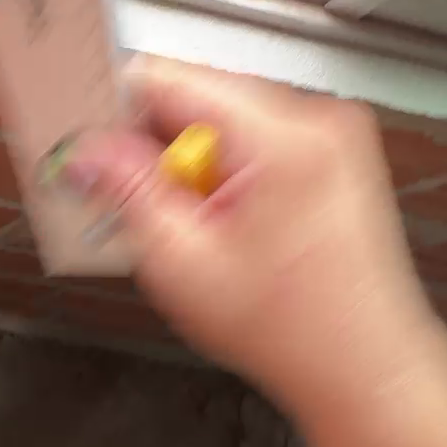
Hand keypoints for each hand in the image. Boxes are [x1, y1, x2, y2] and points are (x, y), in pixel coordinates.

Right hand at [65, 57, 443, 419]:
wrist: (362, 367)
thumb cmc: (288, 327)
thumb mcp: (180, 260)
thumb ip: (126, 191)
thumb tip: (85, 149)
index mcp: (282, 137)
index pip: (169, 78)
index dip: (113, 108)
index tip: (83, 143)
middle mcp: (315, 121)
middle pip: (194, 100)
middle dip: (149, 149)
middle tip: (125, 203)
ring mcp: (327, 138)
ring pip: (217, 125)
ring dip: (181, 169)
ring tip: (179, 226)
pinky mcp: (326, 159)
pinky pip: (247, 146)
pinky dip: (213, 177)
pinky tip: (209, 224)